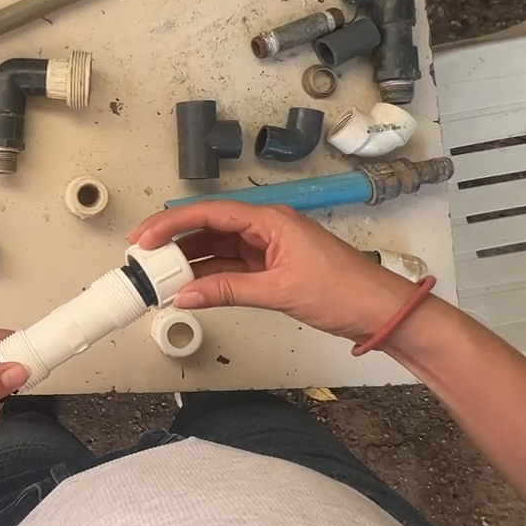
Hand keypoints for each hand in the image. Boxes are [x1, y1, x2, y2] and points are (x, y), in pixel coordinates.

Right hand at [128, 202, 419, 341]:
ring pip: (214, 247)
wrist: (382, 312)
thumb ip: (228, 291)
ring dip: (187, 261)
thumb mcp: (280, 291)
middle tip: (143, 255)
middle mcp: (264, 227)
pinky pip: (227, 265)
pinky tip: (188, 286)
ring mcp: (265, 247)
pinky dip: (207, 276)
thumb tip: (186, 294)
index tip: (146, 236)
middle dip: (172, 240)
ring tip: (159, 274)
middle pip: (206, 227)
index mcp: (269, 220)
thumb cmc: (346, 291)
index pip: (209, 214)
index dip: (172, 222)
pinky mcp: (268, 266)